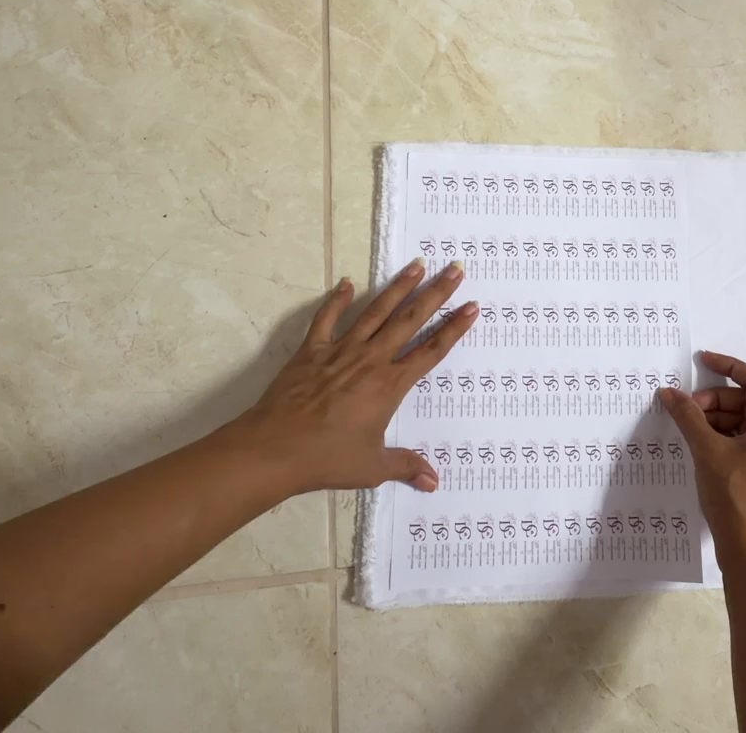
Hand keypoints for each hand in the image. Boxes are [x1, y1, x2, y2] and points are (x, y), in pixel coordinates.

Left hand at [218, 260, 475, 496]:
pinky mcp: (312, 350)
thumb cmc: (326, 458)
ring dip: (398, 286)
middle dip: (436, 293)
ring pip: (376, 311)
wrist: (274, 449)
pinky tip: (347, 283)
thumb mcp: (371, 468)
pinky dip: (337, 300)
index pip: (431, 351)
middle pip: (410, 320)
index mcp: (390, 385)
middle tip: (455, 268)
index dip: (454, 329)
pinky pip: (327, 319)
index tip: (472, 307)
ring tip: (417, 264)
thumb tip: (434, 481)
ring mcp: (341, 351)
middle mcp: (371, 360)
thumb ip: (404, 466)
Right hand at [658, 351, 745, 571]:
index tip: (702, 360)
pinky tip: (702, 450)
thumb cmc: (735, 498)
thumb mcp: (707, 452)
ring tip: (691, 431)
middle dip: (716, 400)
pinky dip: (725, 440)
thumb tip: (670, 393)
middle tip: (688, 410)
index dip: (729, 366)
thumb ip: (688, 417)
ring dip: (718, 421)